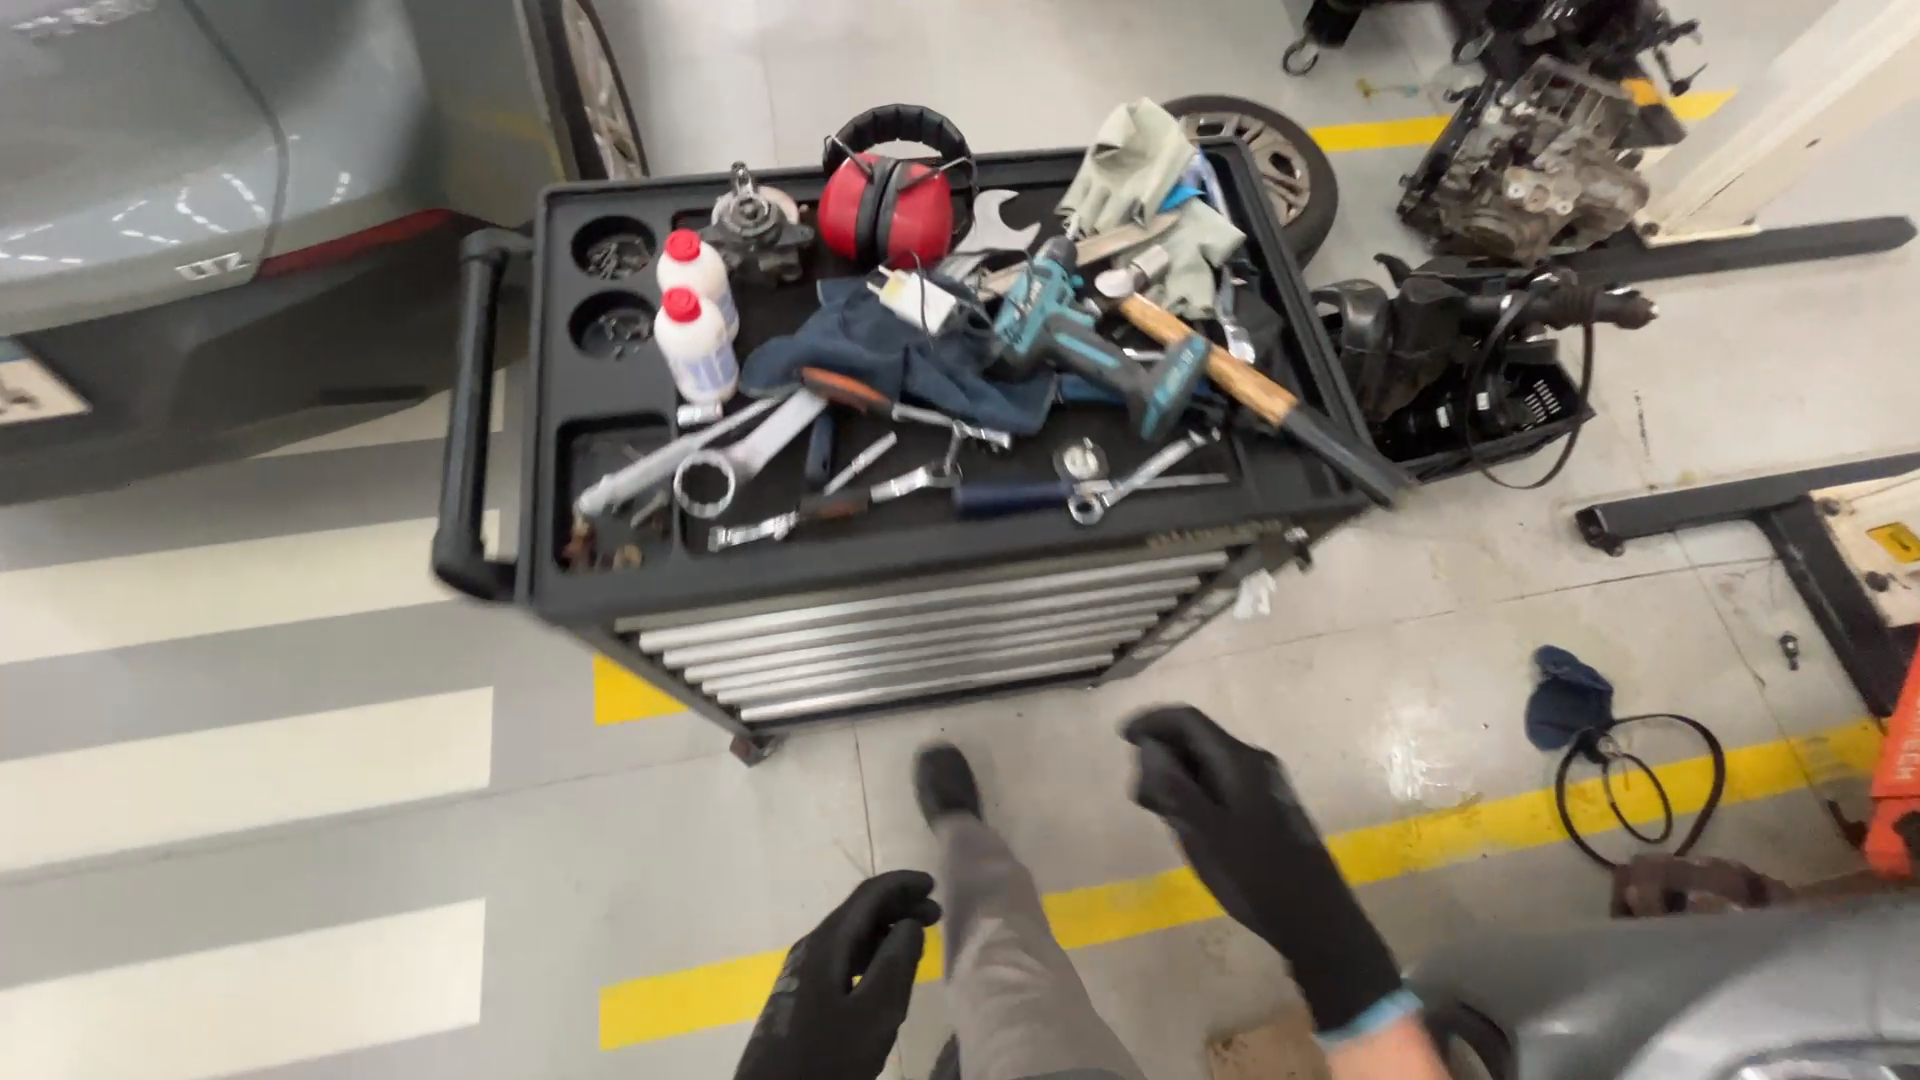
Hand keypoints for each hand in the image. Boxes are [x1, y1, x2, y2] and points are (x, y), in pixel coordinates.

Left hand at [733, 870, 940, 1079]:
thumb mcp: (873, 1015)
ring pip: (851, 936)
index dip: (902, 884)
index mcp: (827, 943)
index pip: (868, 895)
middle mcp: (812, 947)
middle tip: (935, 915)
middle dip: (898, 905)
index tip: (933, 885)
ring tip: (916, 941)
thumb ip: (895, 964)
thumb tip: (910, 923)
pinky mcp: (802, 995)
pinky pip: (843, 958)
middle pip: (859, 912)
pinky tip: (884, 973)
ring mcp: (804, 971)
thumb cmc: (826, 1061)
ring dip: (886, 930)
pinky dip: (871, 953)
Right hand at [1123, 705, 1402, 1034]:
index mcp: (1240, 761)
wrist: (1319, 923)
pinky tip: (1185, 822)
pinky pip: (1219, 782)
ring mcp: (1263, 784)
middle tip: (1141, 796)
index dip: (1151, 722)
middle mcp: (1253, 762)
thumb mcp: (1205, 833)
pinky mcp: (1265, 806)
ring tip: (1159, 813)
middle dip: (1160, 756)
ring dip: (1175, 777)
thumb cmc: (1256, 876)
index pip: (1187, 719)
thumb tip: (1148, 746)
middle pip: (1195, 739)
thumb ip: (1173, 786)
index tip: (1123, 740)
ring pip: (1206, 763)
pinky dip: (1194, 792)